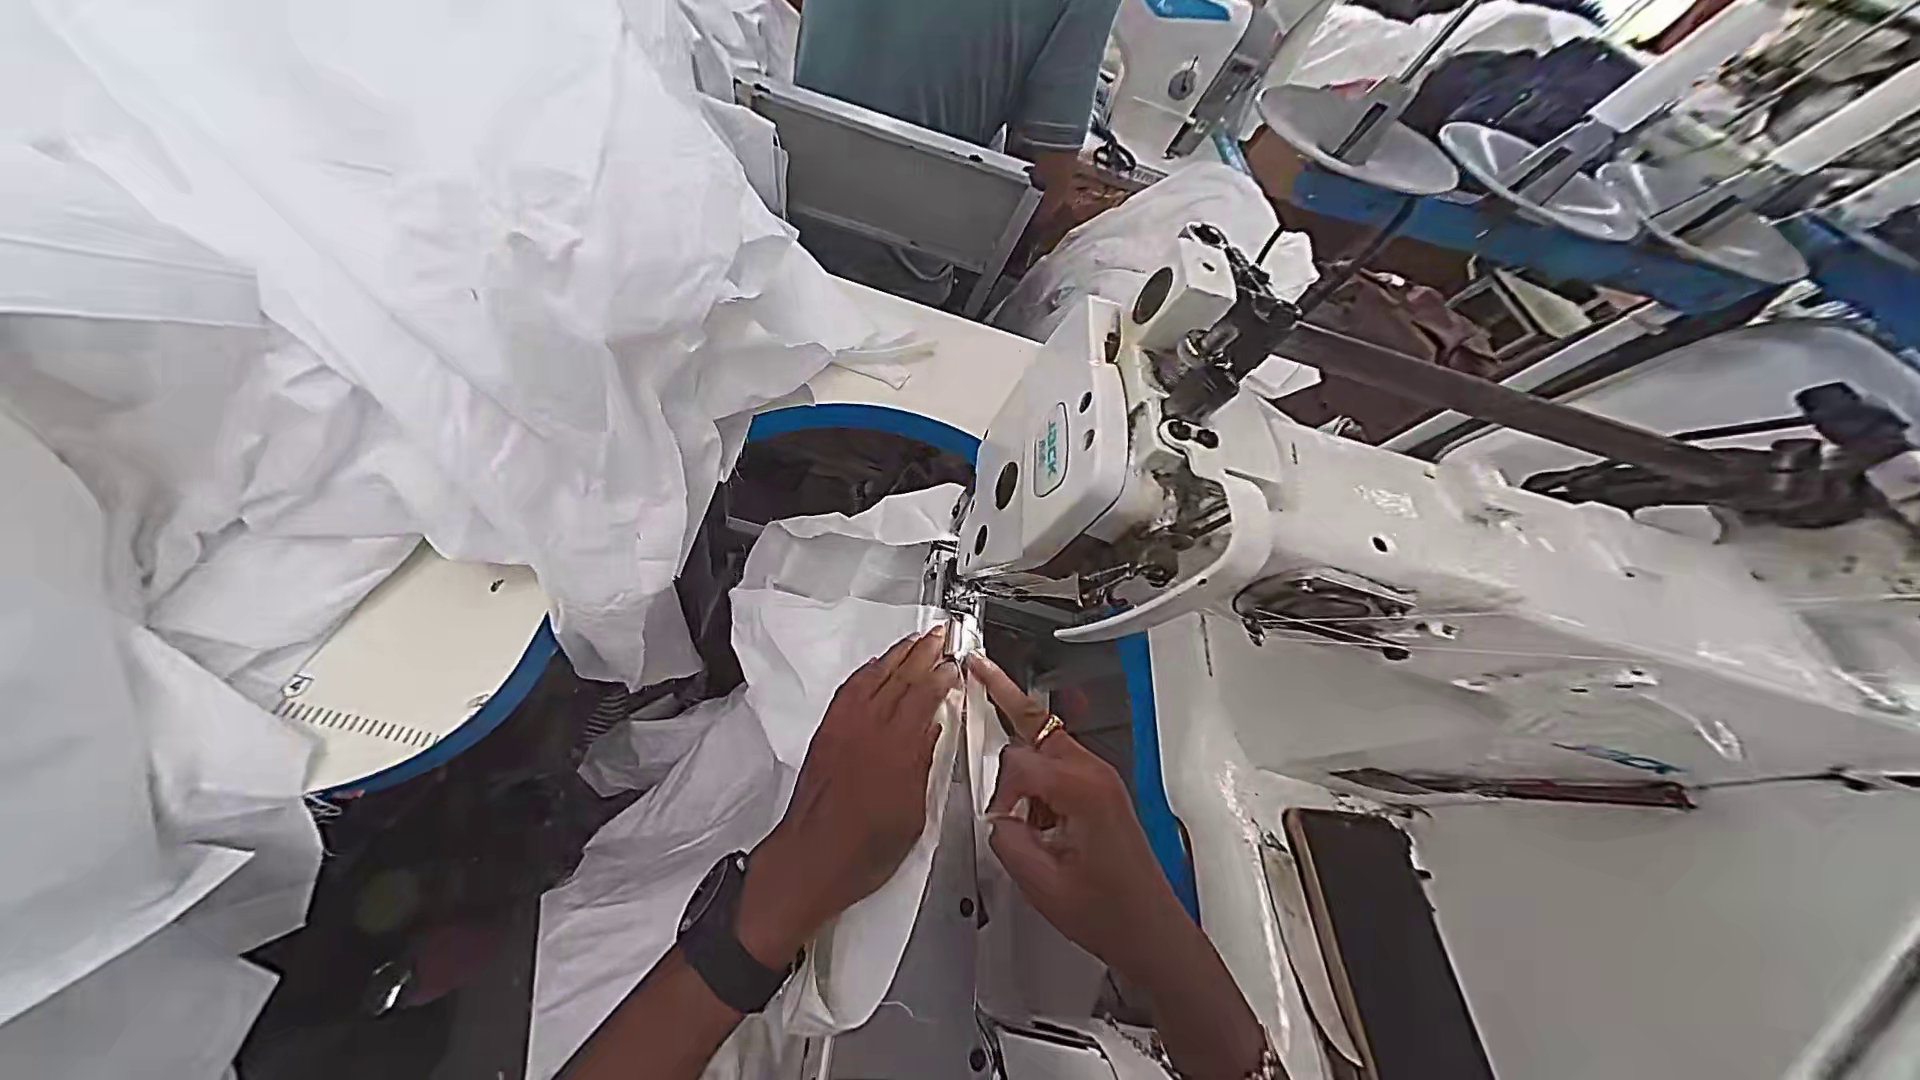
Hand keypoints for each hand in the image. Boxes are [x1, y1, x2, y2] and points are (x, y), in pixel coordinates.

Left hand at [735, 626, 958, 969]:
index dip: (942, 676)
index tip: (954, 665)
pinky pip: (849, 688)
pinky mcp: (827, 730)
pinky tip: (877, 664)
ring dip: (898, 653)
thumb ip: (923, 763)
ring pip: (876, 675)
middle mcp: (870, 729)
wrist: (811, 858)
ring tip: (915, 639)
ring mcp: (845, 726)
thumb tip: (933, 730)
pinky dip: (867, 670)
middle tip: (940, 634)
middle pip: (902, 676)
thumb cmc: (861, 848)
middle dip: (925, 651)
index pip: (925, 695)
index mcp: (898, 748)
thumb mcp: (914, 813)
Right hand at [971, 655, 1275, 1079]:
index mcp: (1083, 789)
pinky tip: (1039, 821)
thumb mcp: (1041, 882)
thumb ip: (1005, 838)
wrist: (1150, 930)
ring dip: (1023, 765)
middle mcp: (1094, 773)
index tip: (994, 815)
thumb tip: (995, 816)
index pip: (1020, 760)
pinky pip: (1059, 765)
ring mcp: (1100, 778)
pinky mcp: (1100, 789)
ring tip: (1017, 806)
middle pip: (1037, 723)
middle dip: (1004, 702)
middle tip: (979, 668)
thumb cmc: (1110, 911)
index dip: (1000, 791)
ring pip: (1047, 742)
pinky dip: (1039, 782)